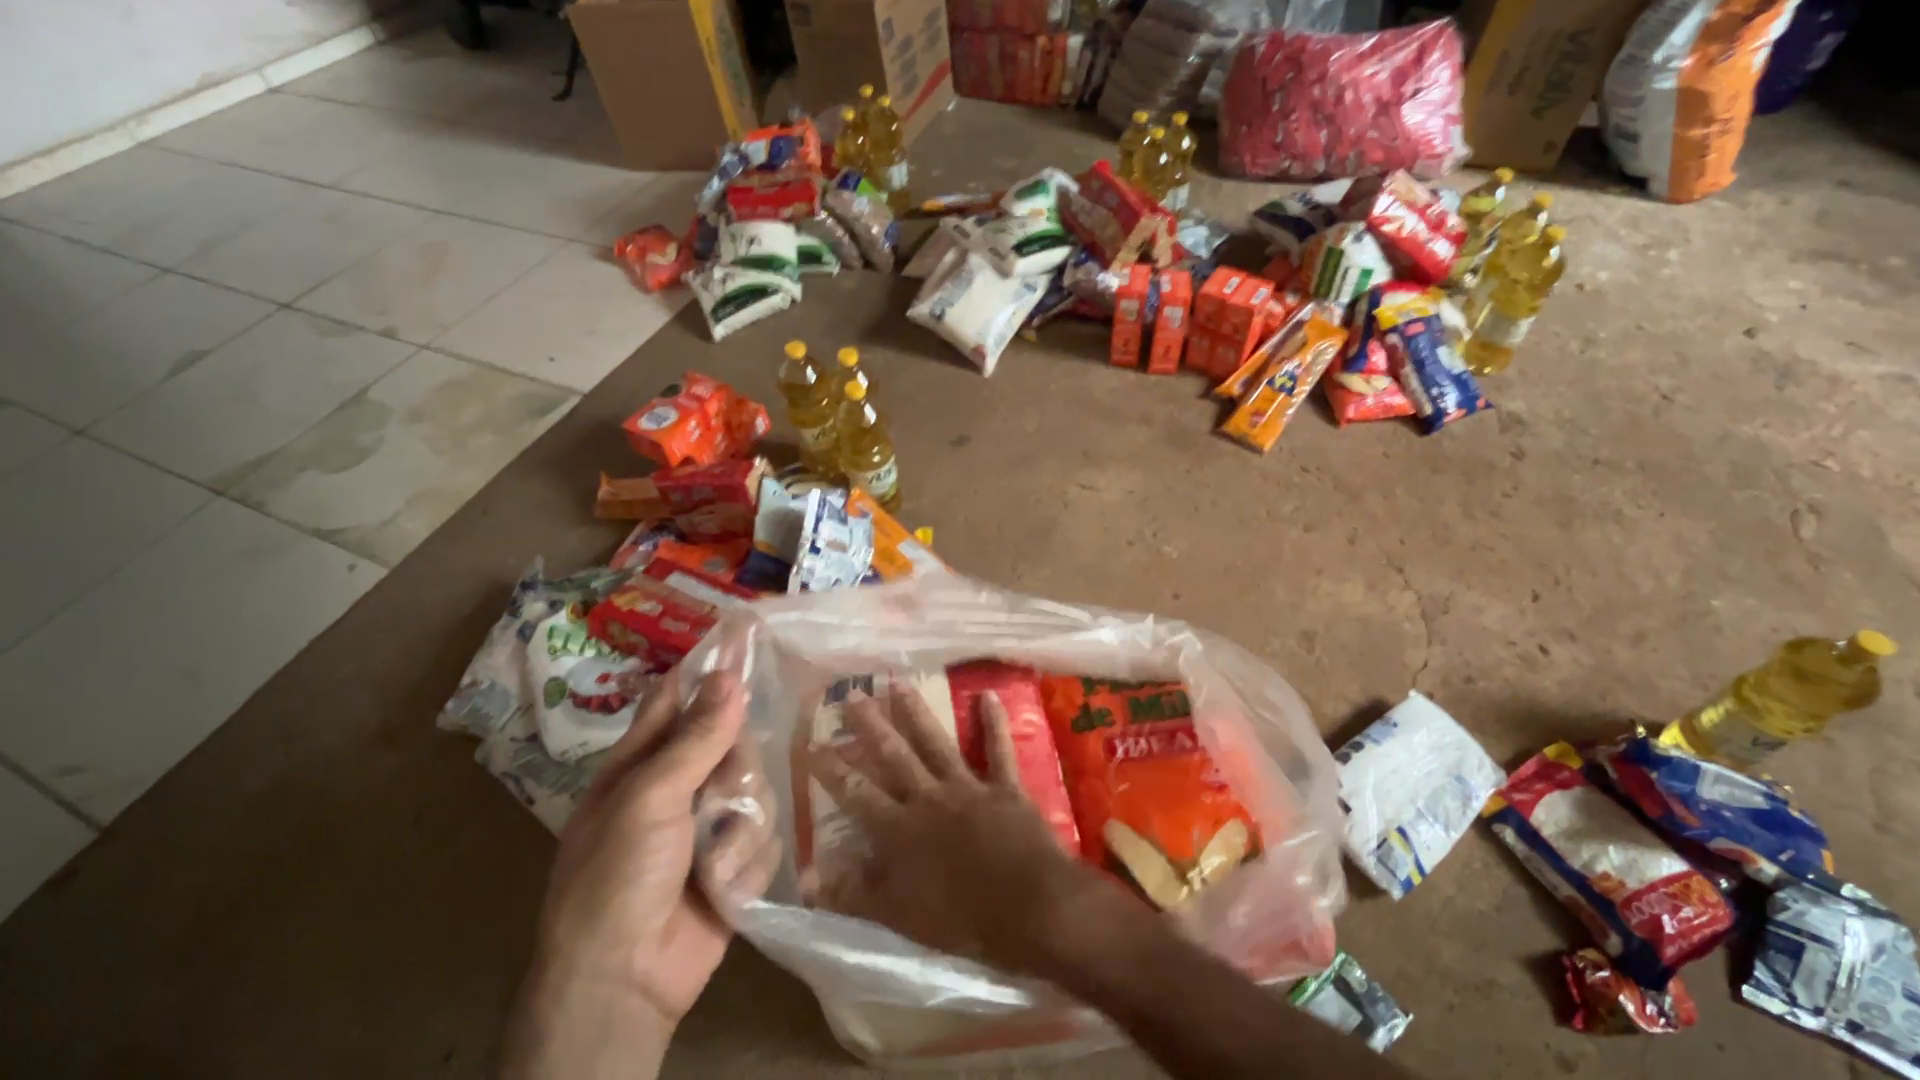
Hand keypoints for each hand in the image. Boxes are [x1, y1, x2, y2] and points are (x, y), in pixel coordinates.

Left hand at [502, 667, 779, 1078]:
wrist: (623, 977)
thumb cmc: (615, 876)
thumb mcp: (649, 798)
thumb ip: (695, 739)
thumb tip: (729, 676)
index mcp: (642, 762)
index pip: (681, 697)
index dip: (712, 668)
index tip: (750, 635)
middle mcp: (678, 786)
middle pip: (733, 743)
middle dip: (736, 768)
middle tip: (723, 792)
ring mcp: (707, 827)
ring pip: (756, 790)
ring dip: (739, 825)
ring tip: (713, 857)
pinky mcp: (734, 865)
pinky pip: (765, 839)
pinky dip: (746, 862)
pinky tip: (722, 886)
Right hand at [807, 688, 1118, 977]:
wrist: (1029, 907)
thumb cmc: (960, 919)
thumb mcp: (897, 914)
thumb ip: (851, 893)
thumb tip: (804, 878)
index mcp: (899, 830)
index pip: (856, 793)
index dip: (832, 769)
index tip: (812, 742)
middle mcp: (928, 798)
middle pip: (894, 756)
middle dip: (870, 725)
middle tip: (852, 693)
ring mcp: (968, 788)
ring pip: (936, 743)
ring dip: (916, 713)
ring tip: (898, 682)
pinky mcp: (1005, 788)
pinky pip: (999, 750)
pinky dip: (994, 724)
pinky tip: (990, 696)